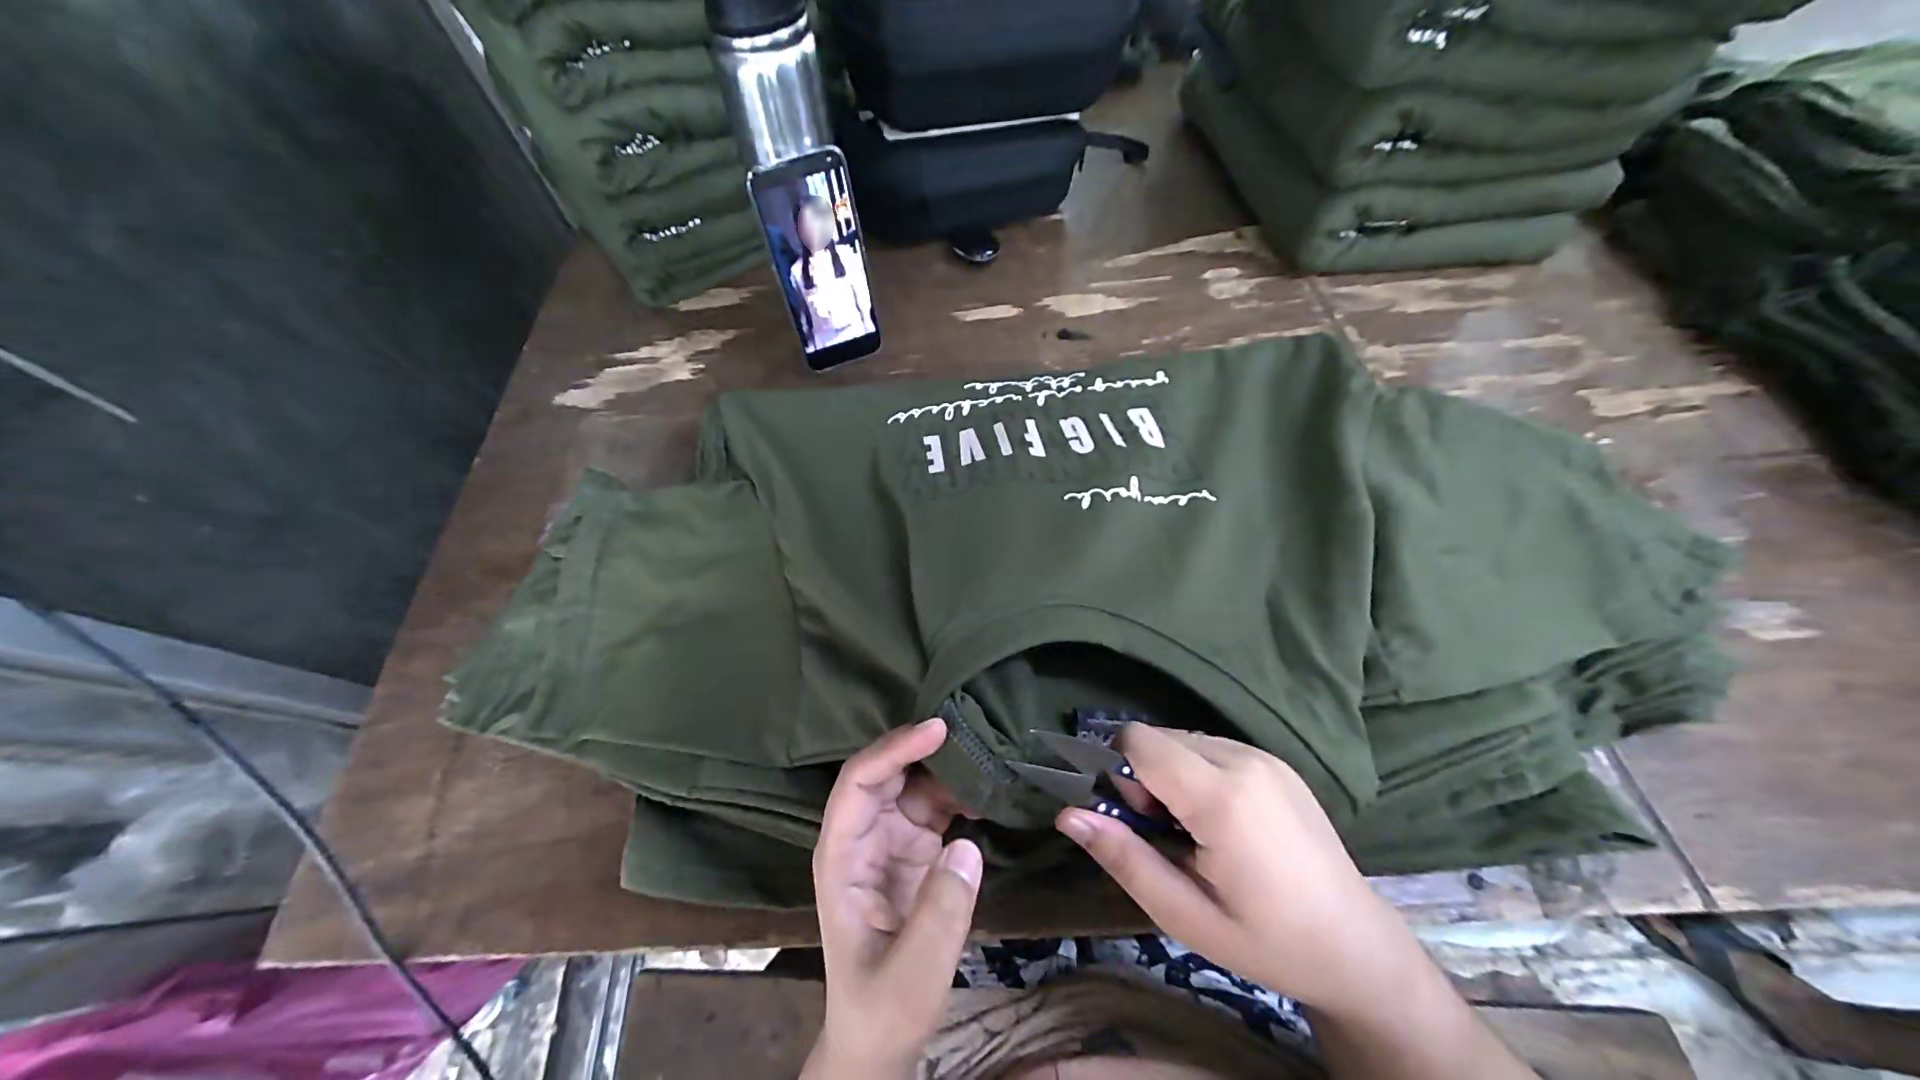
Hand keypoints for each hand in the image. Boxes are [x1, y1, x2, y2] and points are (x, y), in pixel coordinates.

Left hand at [804, 718, 982, 1077]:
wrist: (880, 1038)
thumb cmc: (883, 1008)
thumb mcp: (913, 974)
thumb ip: (940, 913)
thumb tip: (967, 845)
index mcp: (842, 857)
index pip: (858, 784)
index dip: (893, 751)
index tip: (937, 730)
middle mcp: (861, 838)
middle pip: (885, 774)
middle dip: (922, 748)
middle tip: (971, 729)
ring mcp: (887, 842)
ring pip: (913, 785)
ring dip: (947, 769)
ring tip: (988, 756)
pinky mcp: (914, 852)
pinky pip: (935, 808)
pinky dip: (960, 795)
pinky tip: (988, 792)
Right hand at [1054, 725, 1415, 1013]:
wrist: (1357, 946)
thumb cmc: (1267, 941)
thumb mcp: (1185, 916)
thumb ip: (1124, 859)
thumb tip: (1067, 814)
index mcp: (1222, 797)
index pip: (1138, 741)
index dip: (1120, 773)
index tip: (1136, 820)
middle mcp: (1244, 760)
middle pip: (1157, 737)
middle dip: (1142, 775)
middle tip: (1165, 833)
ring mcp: (1265, 756)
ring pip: (1182, 738)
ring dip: (1169, 773)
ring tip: (1194, 830)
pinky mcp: (1276, 761)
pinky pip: (1211, 746)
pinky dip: (1196, 771)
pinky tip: (1219, 820)